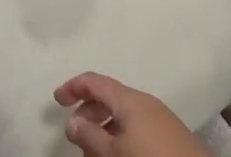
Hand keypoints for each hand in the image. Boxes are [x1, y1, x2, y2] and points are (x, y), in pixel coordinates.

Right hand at [54, 73, 209, 156]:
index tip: (56, 100)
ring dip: (105, 128)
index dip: (72, 87)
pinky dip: (123, 135)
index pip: (94, 81)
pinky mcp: (173, 136)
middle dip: (89, 112)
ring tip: (95, 149)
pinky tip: (120, 153)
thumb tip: (72, 122)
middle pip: (109, 98)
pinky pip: (139, 127)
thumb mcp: (113, 152)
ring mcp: (162, 118)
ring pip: (124, 115)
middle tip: (75, 131)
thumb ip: (89, 135)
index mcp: (129, 99)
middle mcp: (146, 102)